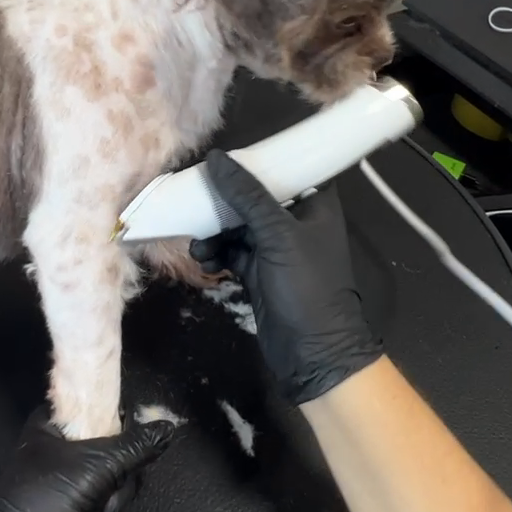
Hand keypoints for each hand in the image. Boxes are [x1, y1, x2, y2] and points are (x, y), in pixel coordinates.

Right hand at [191, 149, 384, 403]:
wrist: (312, 354)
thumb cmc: (305, 286)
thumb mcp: (277, 235)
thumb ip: (247, 195)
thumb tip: (216, 157)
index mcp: (315, 203)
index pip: (287, 165)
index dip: (258, 159)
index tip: (225, 157)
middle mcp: (296, 220)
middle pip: (254, 195)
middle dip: (224, 200)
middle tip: (196, 200)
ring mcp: (277, 247)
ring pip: (237, 224)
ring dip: (214, 231)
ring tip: (200, 246)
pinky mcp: (259, 270)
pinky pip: (231, 251)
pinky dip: (217, 254)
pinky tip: (206, 262)